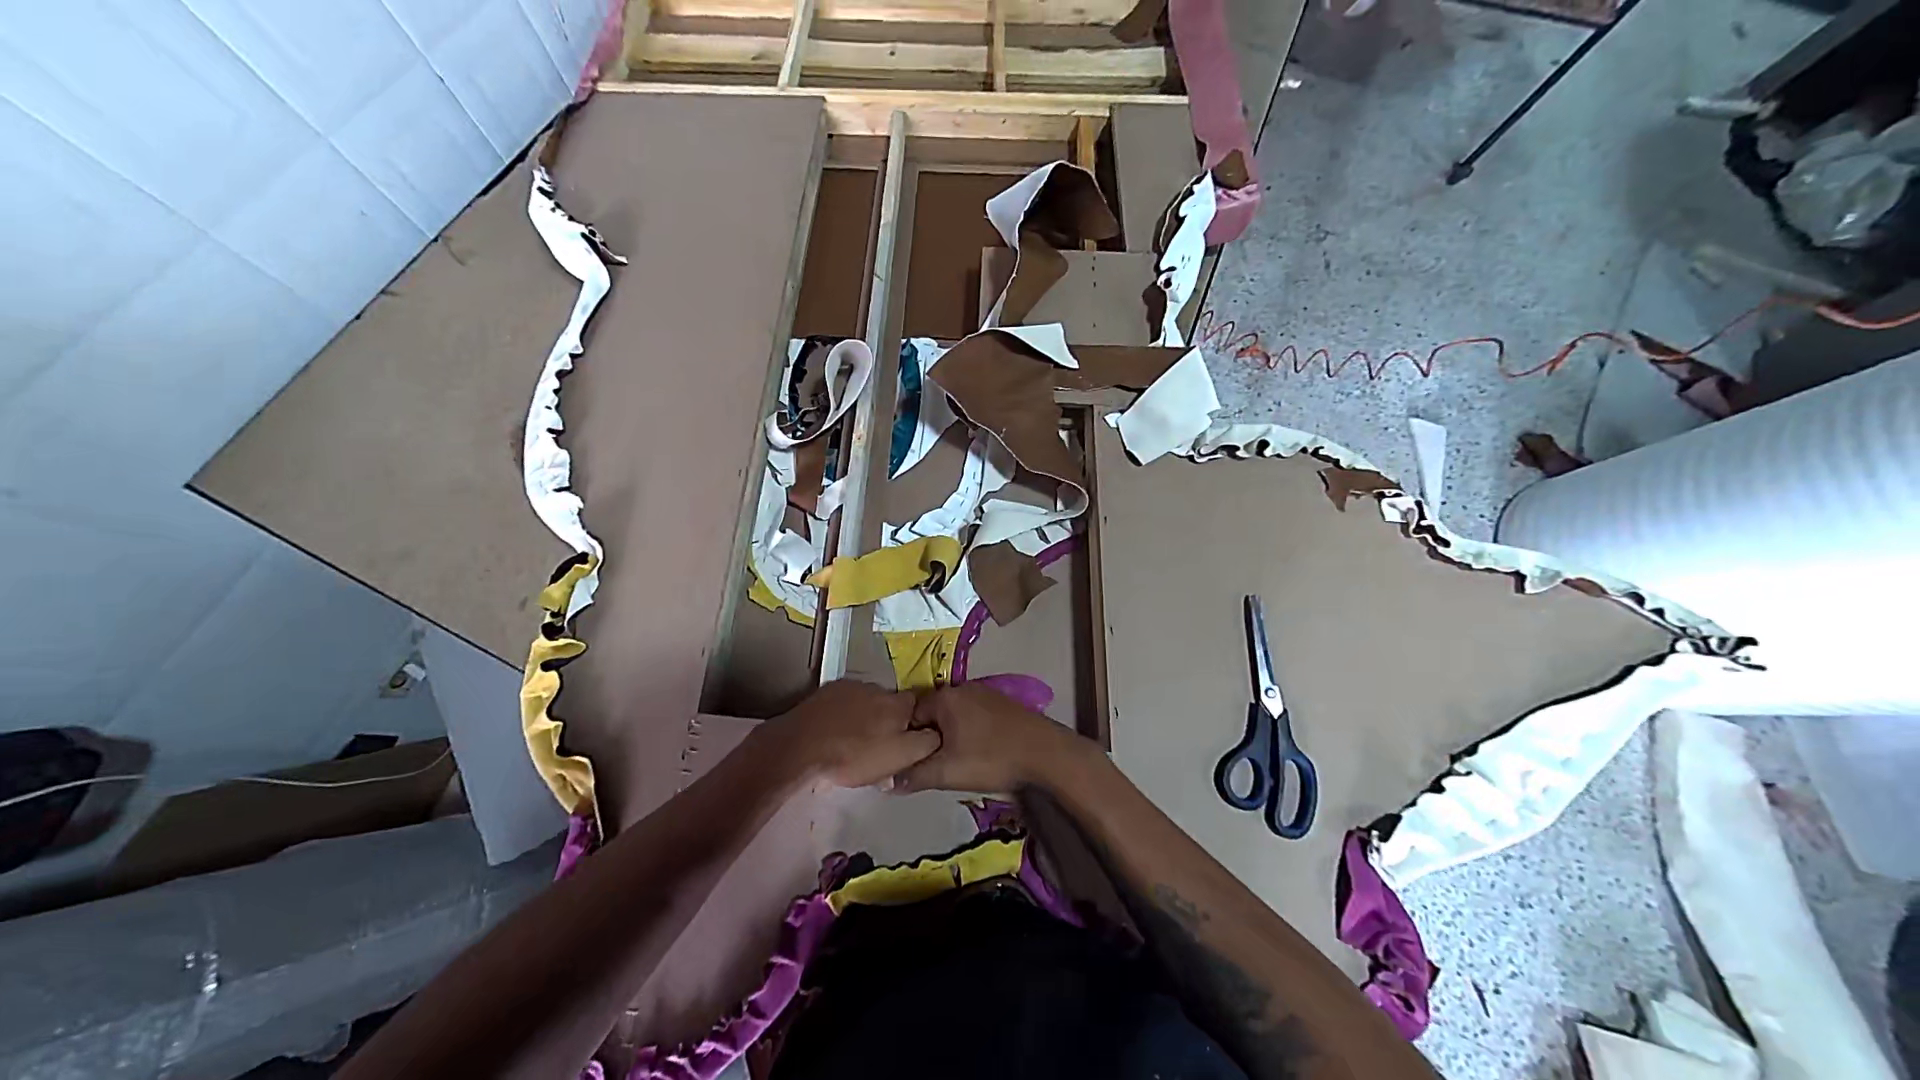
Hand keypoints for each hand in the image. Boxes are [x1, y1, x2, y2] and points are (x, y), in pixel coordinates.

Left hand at [758, 680, 941, 789]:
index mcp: (898, 703)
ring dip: (866, 717)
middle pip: (891, 703)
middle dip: (889, 720)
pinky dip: (844, 715)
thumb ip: (925, 743)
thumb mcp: (900, 758)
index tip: (909, 740)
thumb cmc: (854, 756)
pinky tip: (835, 732)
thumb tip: (937, 734)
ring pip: (867, 702)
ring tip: (854, 741)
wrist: (800, 747)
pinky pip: (844, 703)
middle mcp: (876, 688)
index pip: (919, 705)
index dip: (916, 723)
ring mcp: (848, 687)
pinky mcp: (825, 692)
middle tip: (880, 746)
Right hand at [897, 683, 1091, 793]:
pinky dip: (970, 732)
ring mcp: (985, 693)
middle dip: (929, 737)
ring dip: (951, 735)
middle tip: (932, 764)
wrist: (1046, 754)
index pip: (910, 714)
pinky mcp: (1003, 704)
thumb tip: (887, 780)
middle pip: (933, 713)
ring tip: (955, 761)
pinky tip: (978, 752)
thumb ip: (913, 775)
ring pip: (955, 715)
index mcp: (945, 697)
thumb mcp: (946, 773)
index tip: (909, 759)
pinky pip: (974, 716)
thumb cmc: (991, 759)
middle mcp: (963, 688)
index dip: (906, 738)